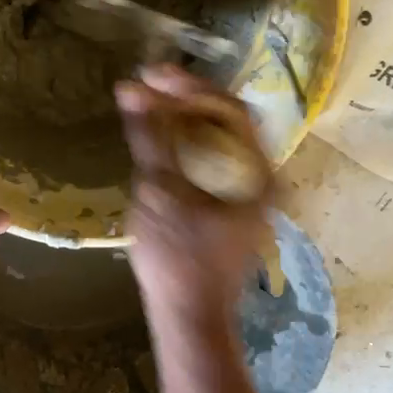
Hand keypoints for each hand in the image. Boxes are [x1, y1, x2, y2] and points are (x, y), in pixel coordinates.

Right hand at [116, 65, 278, 323]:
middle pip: (226, 121)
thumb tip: (131, 88)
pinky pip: (210, 162)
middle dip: (183, 100)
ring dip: (181, 121)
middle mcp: (261, 178)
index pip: (230, 108)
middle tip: (144, 88)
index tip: (151, 75)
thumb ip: (149, 136)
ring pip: (217, 141)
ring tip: (145, 108)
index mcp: (256, 172)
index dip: (190, 86)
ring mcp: (247, 196)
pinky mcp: (230, 209)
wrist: (190, 317)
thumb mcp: (160, 191)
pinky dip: (184, 146)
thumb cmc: (178, 257)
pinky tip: (156, 144)